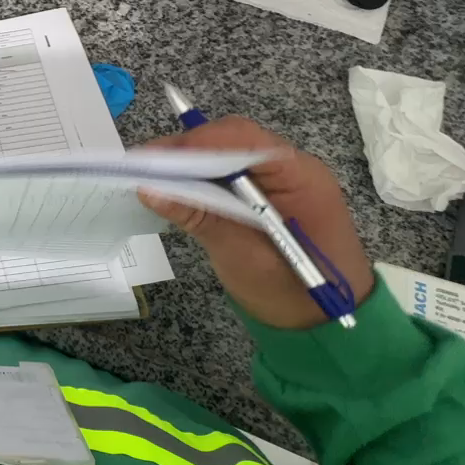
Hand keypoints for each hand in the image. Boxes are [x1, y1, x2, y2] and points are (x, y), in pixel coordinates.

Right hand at [140, 116, 374, 329]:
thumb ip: (201, 218)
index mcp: (300, 178)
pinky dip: (194, 175)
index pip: (244, 139)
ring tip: (150, 176)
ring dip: (185, 162)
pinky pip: (222, 169)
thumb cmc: (292, 294)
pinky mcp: (259, 190)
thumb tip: (147, 189)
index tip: (156, 158)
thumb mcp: (244, 257)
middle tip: (144, 166)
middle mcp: (288, 169)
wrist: (320, 325)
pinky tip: (172, 187)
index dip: (198, 142)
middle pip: (228, 140)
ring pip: (220, 151)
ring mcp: (274, 178)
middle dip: (185, 150)